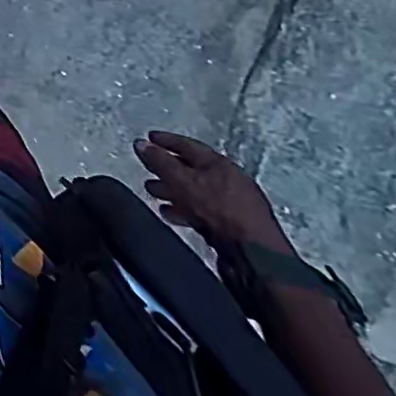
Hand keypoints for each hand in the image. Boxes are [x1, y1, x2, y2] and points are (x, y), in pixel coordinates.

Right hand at [135, 130, 291, 252]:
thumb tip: (140, 143)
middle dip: (168, 168)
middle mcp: (230, 180)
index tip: (149, 138)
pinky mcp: (236, 228)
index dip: (165, 140)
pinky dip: (186, 210)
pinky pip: (204, 212)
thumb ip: (160, 162)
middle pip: (192, 168)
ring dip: (174, 191)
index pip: (187, 144)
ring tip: (154, 193)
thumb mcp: (182, 182)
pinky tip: (172, 215)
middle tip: (148, 168)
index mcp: (219, 163)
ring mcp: (235, 204)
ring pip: (197, 191)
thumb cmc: (218, 211)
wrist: (255, 257)